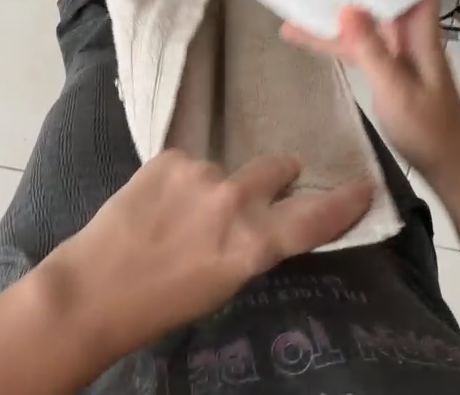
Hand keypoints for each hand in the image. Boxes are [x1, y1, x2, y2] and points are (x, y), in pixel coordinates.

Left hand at [37, 151, 371, 353]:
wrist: (94, 288)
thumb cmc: (163, 303)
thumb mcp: (226, 283)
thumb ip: (252, 245)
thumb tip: (266, 220)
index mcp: (253, 245)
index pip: (315, 219)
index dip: (345, 203)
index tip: (364, 186)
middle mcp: (235, 201)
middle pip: (277, 170)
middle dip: (279, 175)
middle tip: (268, 187)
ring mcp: (201, 172)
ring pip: (224, 170)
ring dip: (214, 186)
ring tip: (180, 215)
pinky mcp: (169, 156)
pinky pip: (188, 163)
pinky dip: (181, 180)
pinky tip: (157, 203)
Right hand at [282, 0, 459, 186]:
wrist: (447, 167)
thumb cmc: (429, 129)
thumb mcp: (397, 90)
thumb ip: (373, 51)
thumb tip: (348, 9)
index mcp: (420, 34)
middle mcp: (408, 36)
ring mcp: (396, 53)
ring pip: (364, 22)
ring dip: (337, 9)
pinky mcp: (386, 70)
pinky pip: (356, 47)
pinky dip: (333, 40)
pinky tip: (303, 35)